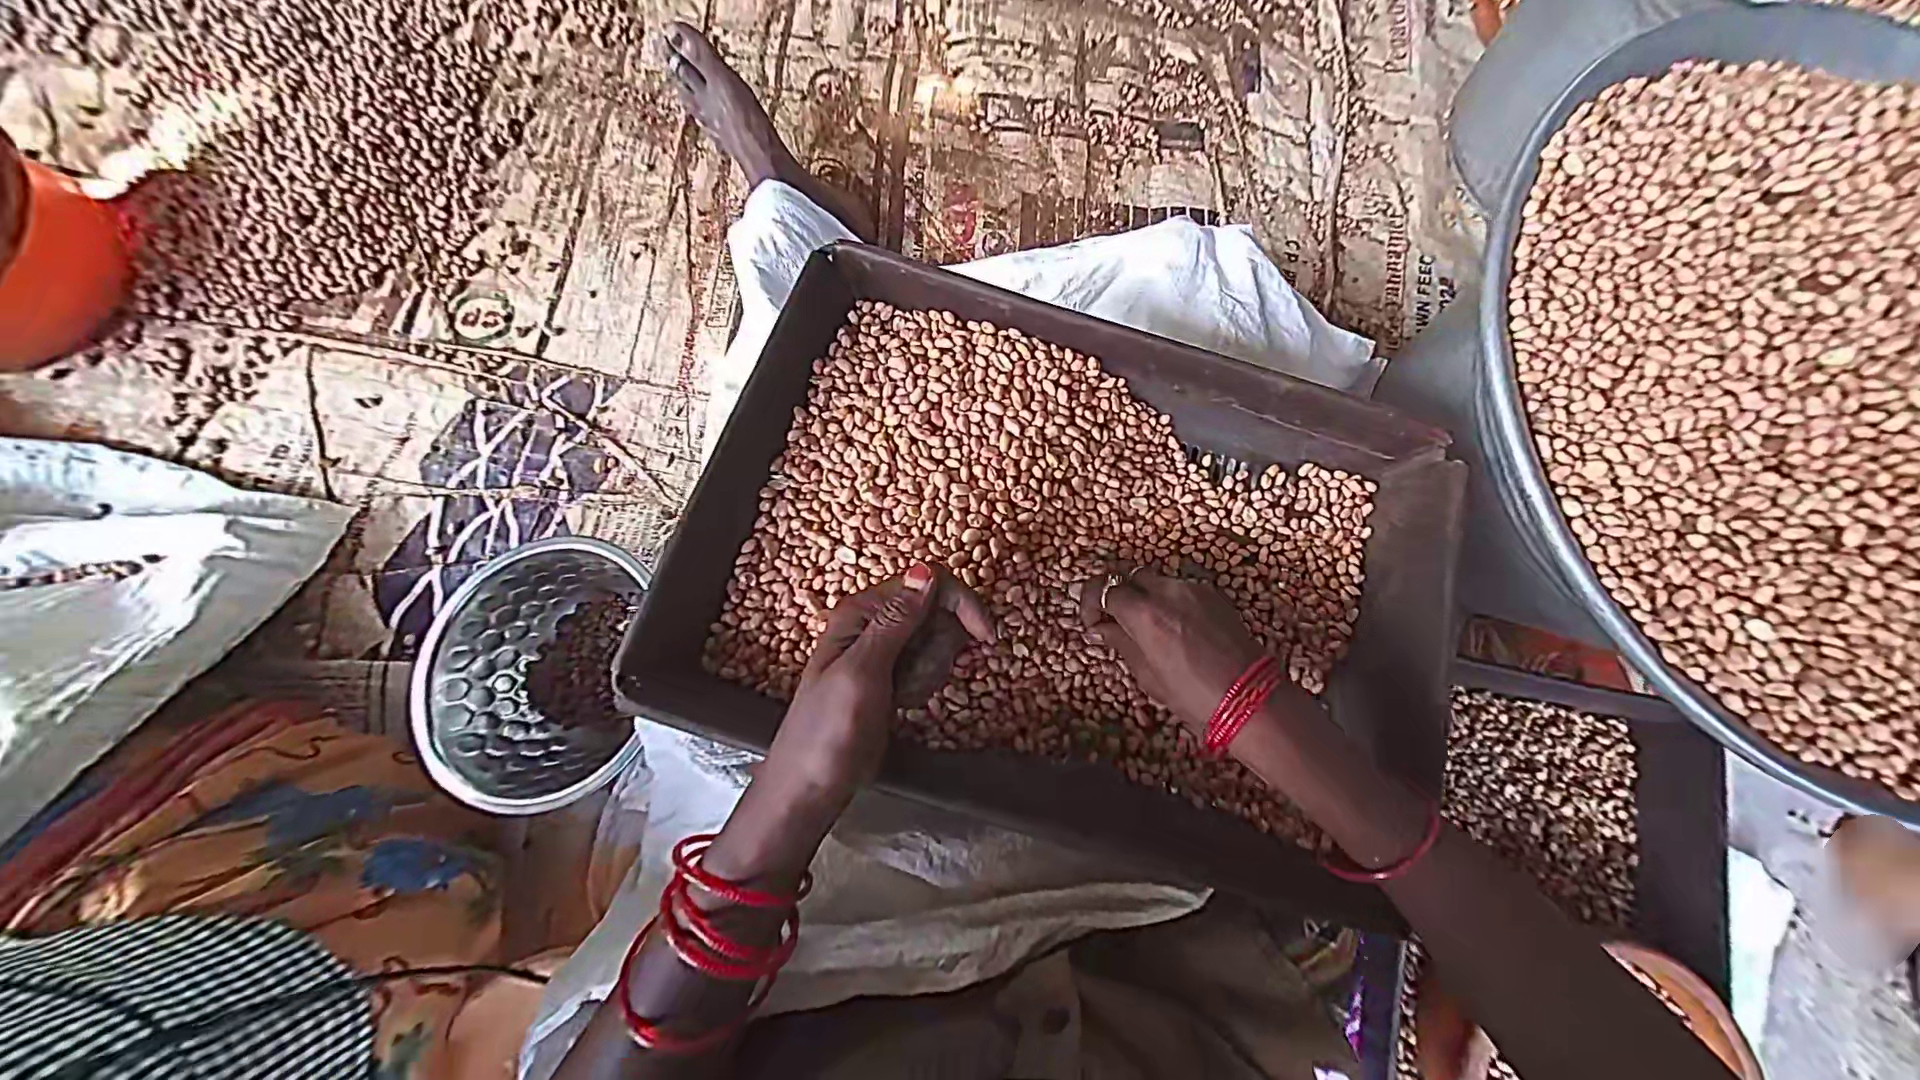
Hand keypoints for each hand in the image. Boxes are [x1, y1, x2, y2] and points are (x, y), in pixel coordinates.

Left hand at [762, 563, 994, 803]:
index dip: (961, 603)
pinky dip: (926, 682)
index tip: (983, 636)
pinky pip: (929, 663)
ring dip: (931, 670)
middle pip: (938, 612)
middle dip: (939, 649)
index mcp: (862, 611)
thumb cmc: (828, 730)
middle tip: (911, 681)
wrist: (813, 784)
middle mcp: (875, 621)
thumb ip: (896, 621)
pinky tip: (903, 703)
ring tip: (901, 696)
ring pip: (938, 639)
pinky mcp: (894, 671)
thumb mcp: (863, 671)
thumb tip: (925, 572)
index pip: (928, 581)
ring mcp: (885, 647)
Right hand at [1075, 566, 1265, 732]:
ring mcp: (1195, 591)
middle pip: (1130, 576)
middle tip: (1113, 618)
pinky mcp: (1214, 596)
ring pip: (1156, 581)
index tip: (1093, 620)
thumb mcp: (1147, 674)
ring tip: (1146, 627)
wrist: (1252, 701)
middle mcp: (1169, 593)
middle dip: (1118, 594)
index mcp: (1146, 615)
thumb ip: (1121, 642)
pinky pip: (1181, 589)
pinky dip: (1169, 602)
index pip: (1106, 589)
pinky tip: (1173, 629)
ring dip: (1144, 597)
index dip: (1093, 602)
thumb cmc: (1196, 697)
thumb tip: (1102, 628)